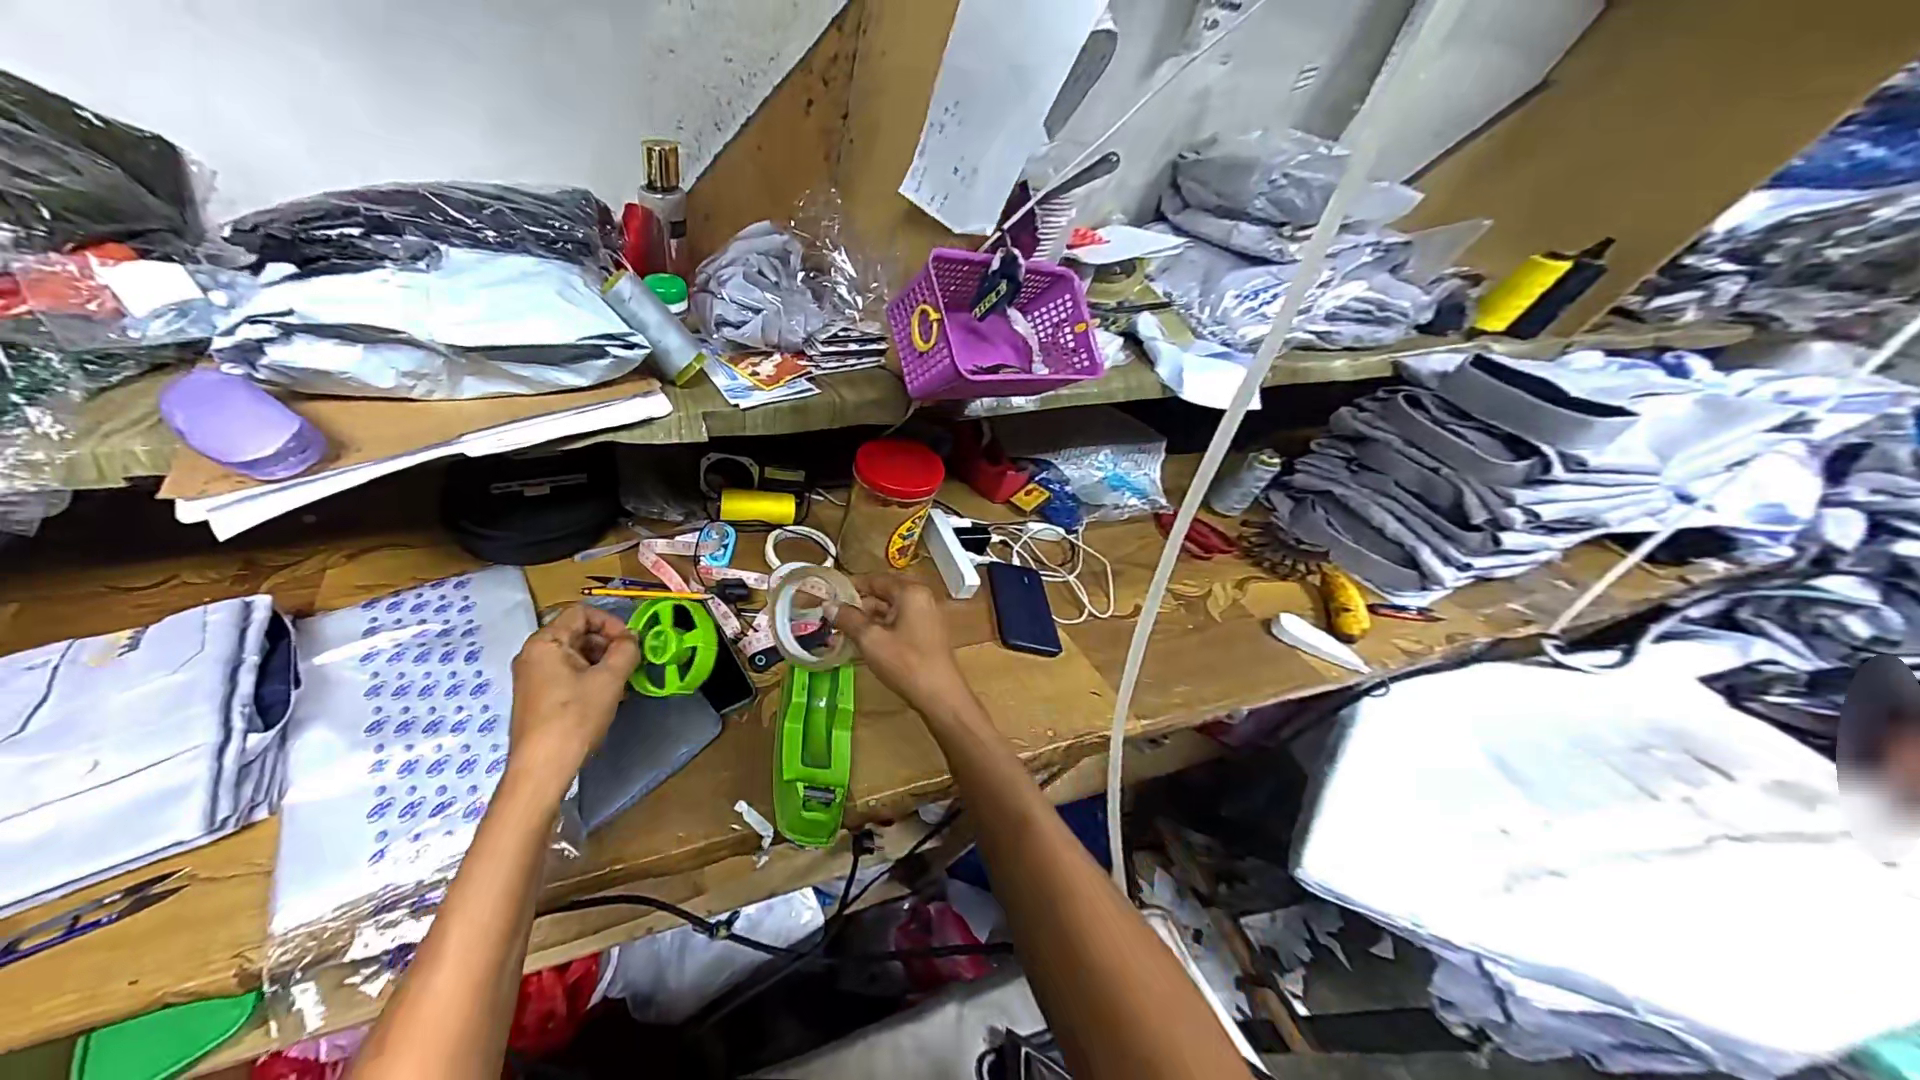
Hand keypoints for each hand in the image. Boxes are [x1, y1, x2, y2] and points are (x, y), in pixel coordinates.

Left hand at [506, 604, 640, 798]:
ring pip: (575, 654)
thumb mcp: (610, 679)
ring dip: (602, 662)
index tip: (630, 644)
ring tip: (621, 682)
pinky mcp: (536, 695)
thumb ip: (626, 651)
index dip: (611, 622)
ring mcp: (532, 676)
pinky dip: (589, 677)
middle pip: (577, 632)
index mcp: (545, 642)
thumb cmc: (576, 717)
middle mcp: (533, 654)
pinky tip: (606, 696)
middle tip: (630, 664)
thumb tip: (631, 639)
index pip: (582, 613)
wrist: (543, 767)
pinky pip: (567, 673)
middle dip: (608, 644)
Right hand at [830, 575, 970, 715]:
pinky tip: (866, 640)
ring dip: (870, 616)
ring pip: (893, 608)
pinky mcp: (928, 632)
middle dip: (860, 602)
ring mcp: (928, 615)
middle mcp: (922, 597)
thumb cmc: (905, 663)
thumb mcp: (871, 640)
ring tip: (845, 628)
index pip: (875, 579)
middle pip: (885, 592)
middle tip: (835, 613)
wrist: (940, 695)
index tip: (829, 594)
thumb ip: (849, 618)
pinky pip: (901, 620)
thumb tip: (828, 604)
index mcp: (911, 591)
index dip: (851, 585)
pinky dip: (883, 626)